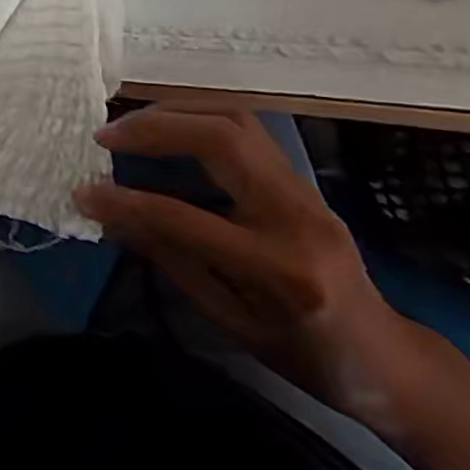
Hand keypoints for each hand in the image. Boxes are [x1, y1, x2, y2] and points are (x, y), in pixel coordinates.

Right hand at [73, 104, 410, 407]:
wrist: (385, 358)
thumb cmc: (303, 354)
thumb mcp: (227, 320)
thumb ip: (171, 259)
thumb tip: (112, 216)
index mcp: (279, 268)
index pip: (185, 218)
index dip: (126, 202)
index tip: (84, 192)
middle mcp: (296, 215)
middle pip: (222, 139)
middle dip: (155, 128)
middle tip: (107, 135)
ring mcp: (306, 189)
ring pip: (237, 119)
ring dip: (175, 112)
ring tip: (130, 124)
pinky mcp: (302, 179)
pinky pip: (246, 129)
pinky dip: (198, 118)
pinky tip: (167, 128)